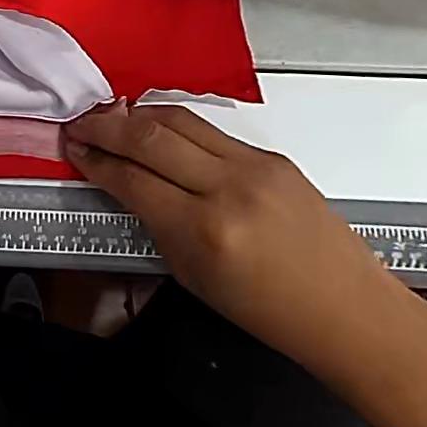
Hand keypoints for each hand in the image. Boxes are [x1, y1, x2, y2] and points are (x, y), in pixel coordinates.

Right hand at [63, 103, 426, 386]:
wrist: (350, 311)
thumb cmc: (269, 311)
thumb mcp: (193, 276)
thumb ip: (155, 222)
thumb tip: (123, 181)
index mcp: (205, 231)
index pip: (132, 179)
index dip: (95, 160)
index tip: (75, 149)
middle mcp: (229, 188)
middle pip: (149, 136)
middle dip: (105, 126)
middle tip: (81, 123)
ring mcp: (255, 166)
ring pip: (178, 119)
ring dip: (136, 114)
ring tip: (111, 117)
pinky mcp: (272, 156)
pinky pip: (210, 130)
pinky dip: (173, 124)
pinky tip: (156, 128)